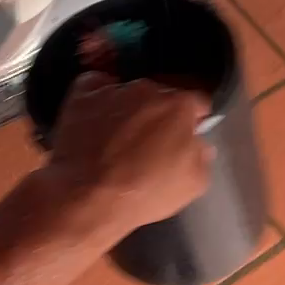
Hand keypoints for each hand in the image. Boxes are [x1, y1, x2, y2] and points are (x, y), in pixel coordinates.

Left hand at [40, 73, 214, 234]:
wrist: (88, 196)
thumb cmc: (144, 192)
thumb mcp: (194, 183)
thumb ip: (202, 154)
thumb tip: (197, 143)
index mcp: (180, 105)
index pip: (196, 102)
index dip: (192, 120)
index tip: (184, 136)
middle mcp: (148, 88)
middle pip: (160, 96)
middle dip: (158, 115)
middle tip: (148, 143)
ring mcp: (113, 89)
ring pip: (128, 93)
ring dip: (128, 109)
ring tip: (116, 139)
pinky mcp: (83, 93)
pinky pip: (94, 87)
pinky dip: (96, 100)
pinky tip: (93, 121)